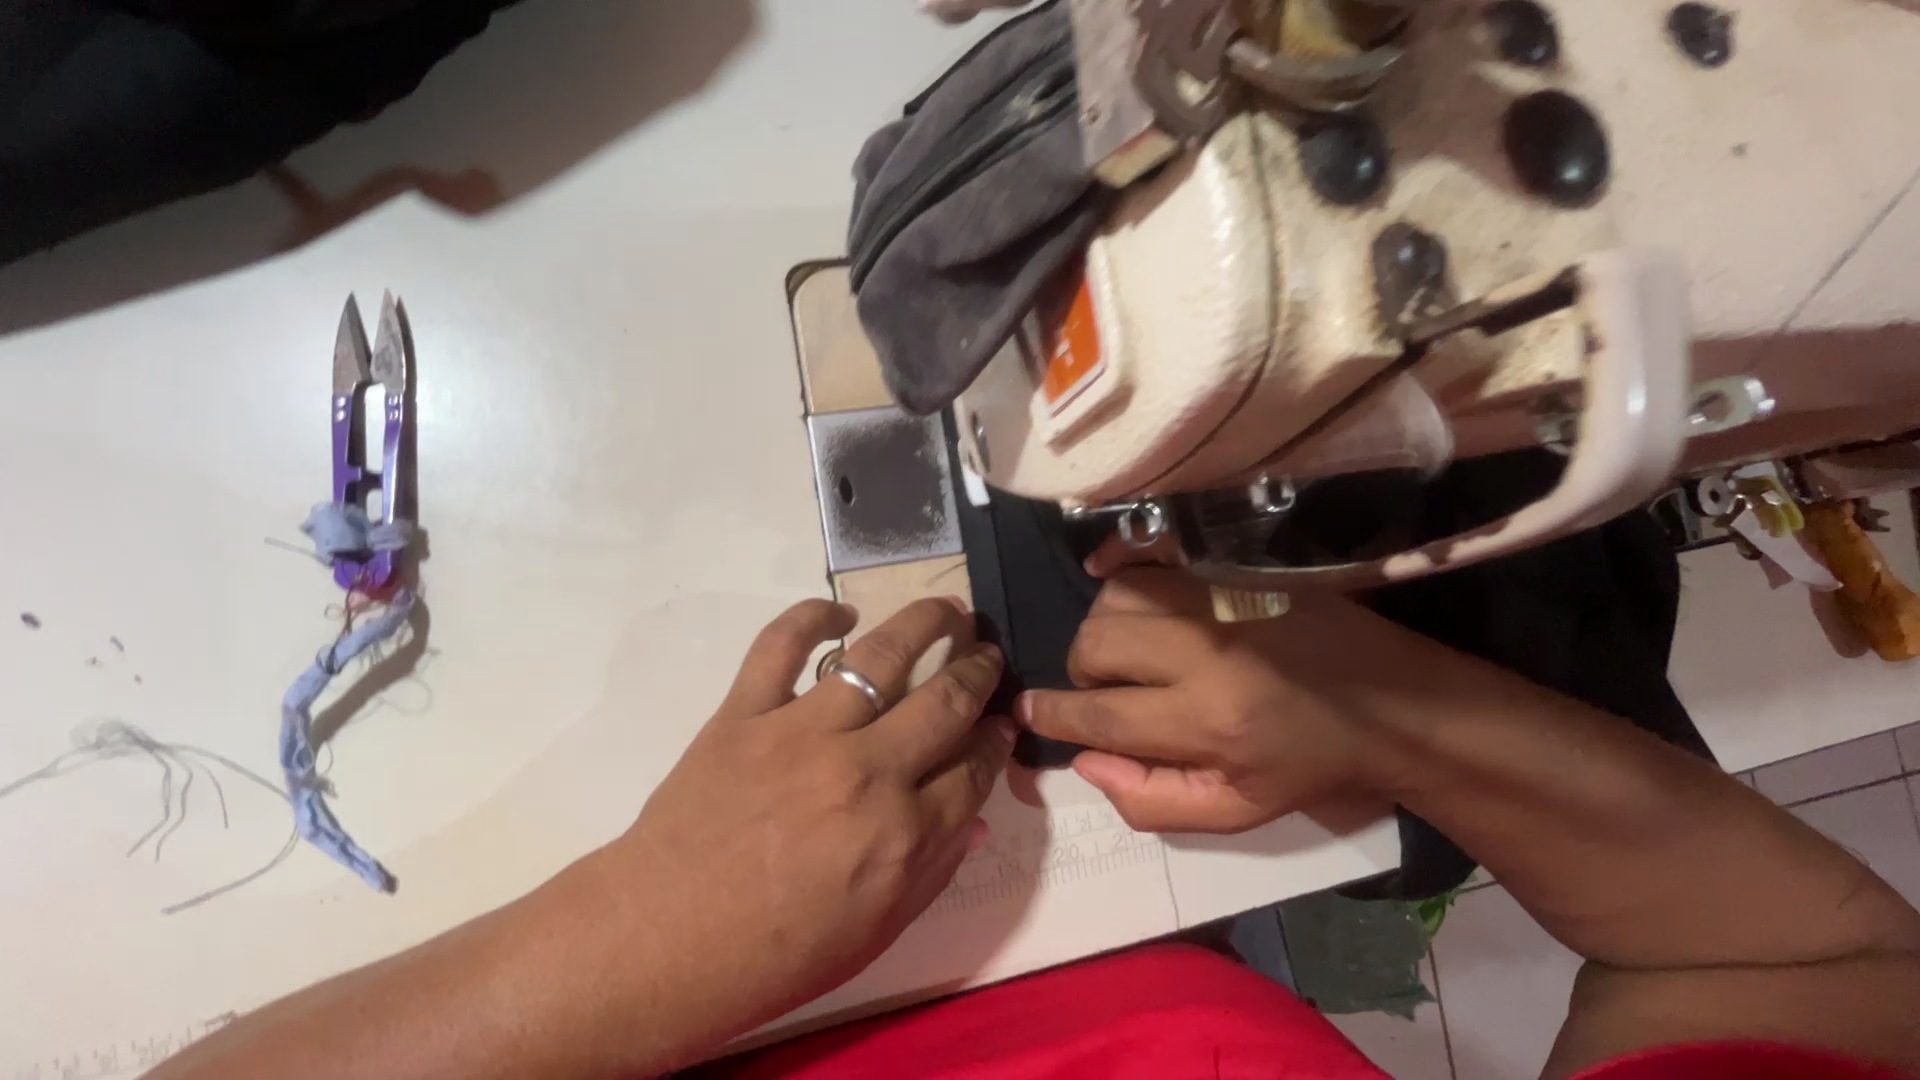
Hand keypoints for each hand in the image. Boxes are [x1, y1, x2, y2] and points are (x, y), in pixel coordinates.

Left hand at [589, 596, 1014, 1058]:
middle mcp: (867, 771)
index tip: (1003, 720)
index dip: (997, 739)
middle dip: (978, 672)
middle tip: (987, 654)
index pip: (974, 767)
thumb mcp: (875, 932)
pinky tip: (839, 613)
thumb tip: (971, 818)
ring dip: (926, 623)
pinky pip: (780, 646)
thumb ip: (932, 869)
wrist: (659, 944)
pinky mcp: (745, 713)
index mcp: (904, 833)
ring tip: (949, 608)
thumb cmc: (774, 954)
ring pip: (881, 656)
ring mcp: (803, 733)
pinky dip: (810, 617)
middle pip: (945, 702)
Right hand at [1017, 569, 1430, 832]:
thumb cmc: (1311, 764)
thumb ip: (1151, 801)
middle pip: (1095, 646)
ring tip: (1128, 652)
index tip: (1026, 712)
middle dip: (1084, 676)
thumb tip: (1083, 762)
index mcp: (1210, 722)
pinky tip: (1114, 585)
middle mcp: (1205, 652)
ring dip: (1103, 629)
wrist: (1394, 701)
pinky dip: (1119, 569)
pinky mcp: (1230, 569)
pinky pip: (1149, 554)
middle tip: (1109, 692)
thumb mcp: (1238, 810)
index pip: (1101, 716)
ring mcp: (1218, 599)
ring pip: (1113, 599)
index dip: (1053, 716)